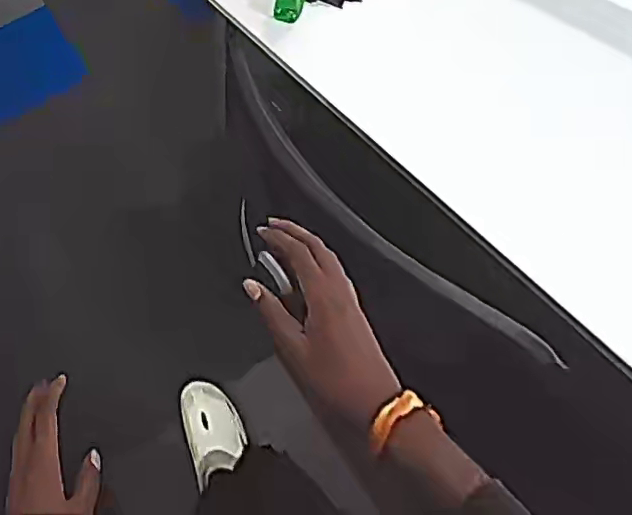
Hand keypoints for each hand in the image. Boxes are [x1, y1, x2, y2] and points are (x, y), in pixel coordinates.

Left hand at [7, 375, 101, 514]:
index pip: (45, 415)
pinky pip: (16, 448)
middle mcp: (23, 463)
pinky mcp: (10, 488)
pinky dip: (24, 433)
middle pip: (26, 418)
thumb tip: (92, 458)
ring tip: (35, 403)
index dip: (52, 392)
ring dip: (27, 413)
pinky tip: (28, 441)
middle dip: (34, 396)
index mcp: (42, 460)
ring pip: (18, 432)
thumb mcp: (79, 511)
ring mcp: (13, 475)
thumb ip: (87, 481)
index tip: (59, 379)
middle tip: (44, 381)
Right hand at [245, 218, 400, 430]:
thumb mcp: (293, 349)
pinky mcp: (355, 310)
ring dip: (307, 243)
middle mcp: (340, 291)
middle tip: (274, 225)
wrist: (377, 406)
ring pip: (328, 257)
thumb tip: (253, 287)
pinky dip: (318, 259)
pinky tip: (308, 272)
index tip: (262, 231)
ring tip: (288, 242)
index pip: (298, 252)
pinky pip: (334, 271)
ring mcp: (350, 299)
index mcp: (323, 295)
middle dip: (294, 231)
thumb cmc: (337, 382)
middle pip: (317, 246)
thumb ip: (271, 313)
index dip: (278, 237)